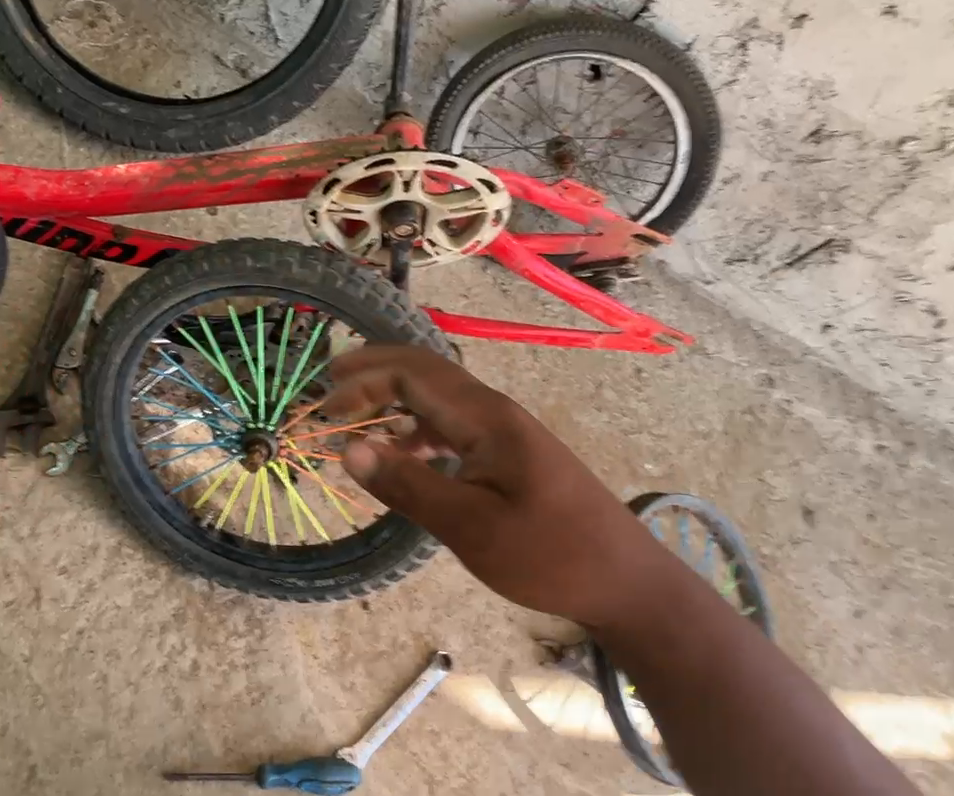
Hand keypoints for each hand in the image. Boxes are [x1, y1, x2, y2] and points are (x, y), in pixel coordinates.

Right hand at [322, 346, 676, 629]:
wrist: (628, 583)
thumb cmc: (550, 556)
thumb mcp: (470, 528)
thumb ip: (408, 485)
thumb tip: (349, 449)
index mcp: (485, 417)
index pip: (411, 374)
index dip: (363, 383)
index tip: (325, 411)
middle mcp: (494, 411)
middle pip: (424, 371)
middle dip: (373, 369)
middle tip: (329, 379)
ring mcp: (504, 431)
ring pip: (437, 395)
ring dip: (393, 396)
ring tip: (354, 411)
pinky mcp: (510, 454)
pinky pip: (451, 423)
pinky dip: (415, 426)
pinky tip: (401, 450)